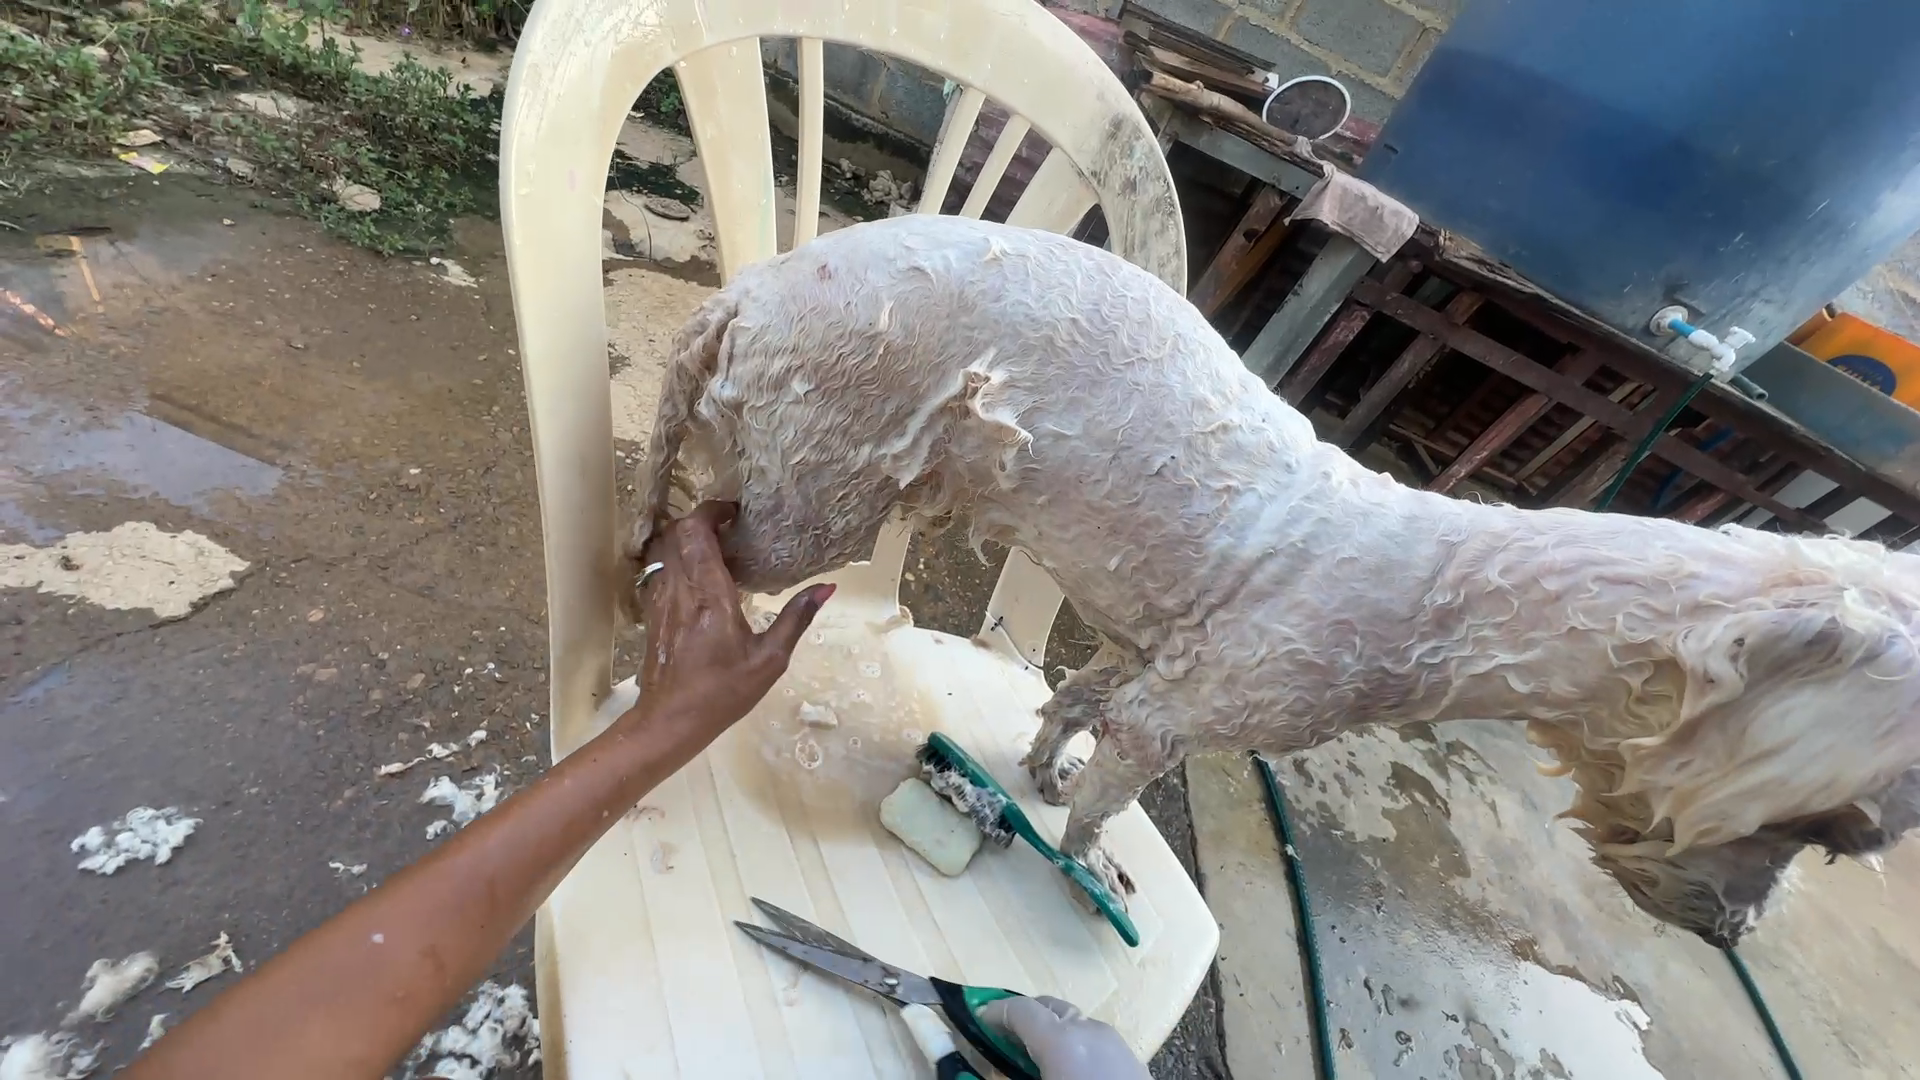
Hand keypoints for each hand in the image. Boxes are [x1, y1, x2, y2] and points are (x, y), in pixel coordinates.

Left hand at [634, 501, 832, 745]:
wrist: (669, 721)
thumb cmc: (723, 691)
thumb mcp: (770, 659)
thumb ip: (796, 618)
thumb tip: (826, 587)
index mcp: (709, 594)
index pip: (697, 532)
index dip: (712, 511)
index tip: (735, 512)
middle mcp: (679, 589)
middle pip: (676, 533)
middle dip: (701, 520)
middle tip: (731, 526)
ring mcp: (660, 600)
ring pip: (664, 550)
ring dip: (688, 540)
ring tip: (719, 548)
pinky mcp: (652, 613)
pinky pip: (661, 571)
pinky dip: (680, 561)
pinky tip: (702, 579)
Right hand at [975, 996, 1148, 1079]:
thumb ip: (1011, 1075)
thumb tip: (980, 1075)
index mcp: (1062, 1040)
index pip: (1021, 1008)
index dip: (995, 1012)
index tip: (977, 1020)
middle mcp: (1088, 1029)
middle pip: (1048, 1007)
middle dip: (1023, 1019)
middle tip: (1002, 1041)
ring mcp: (1114, 1041)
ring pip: (1073, 1022)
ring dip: (1049, 1032)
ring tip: (1035, 1061)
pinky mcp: (1132, 1058)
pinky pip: (1093, 1039)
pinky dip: (1074, 1045)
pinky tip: (1070, 1074)